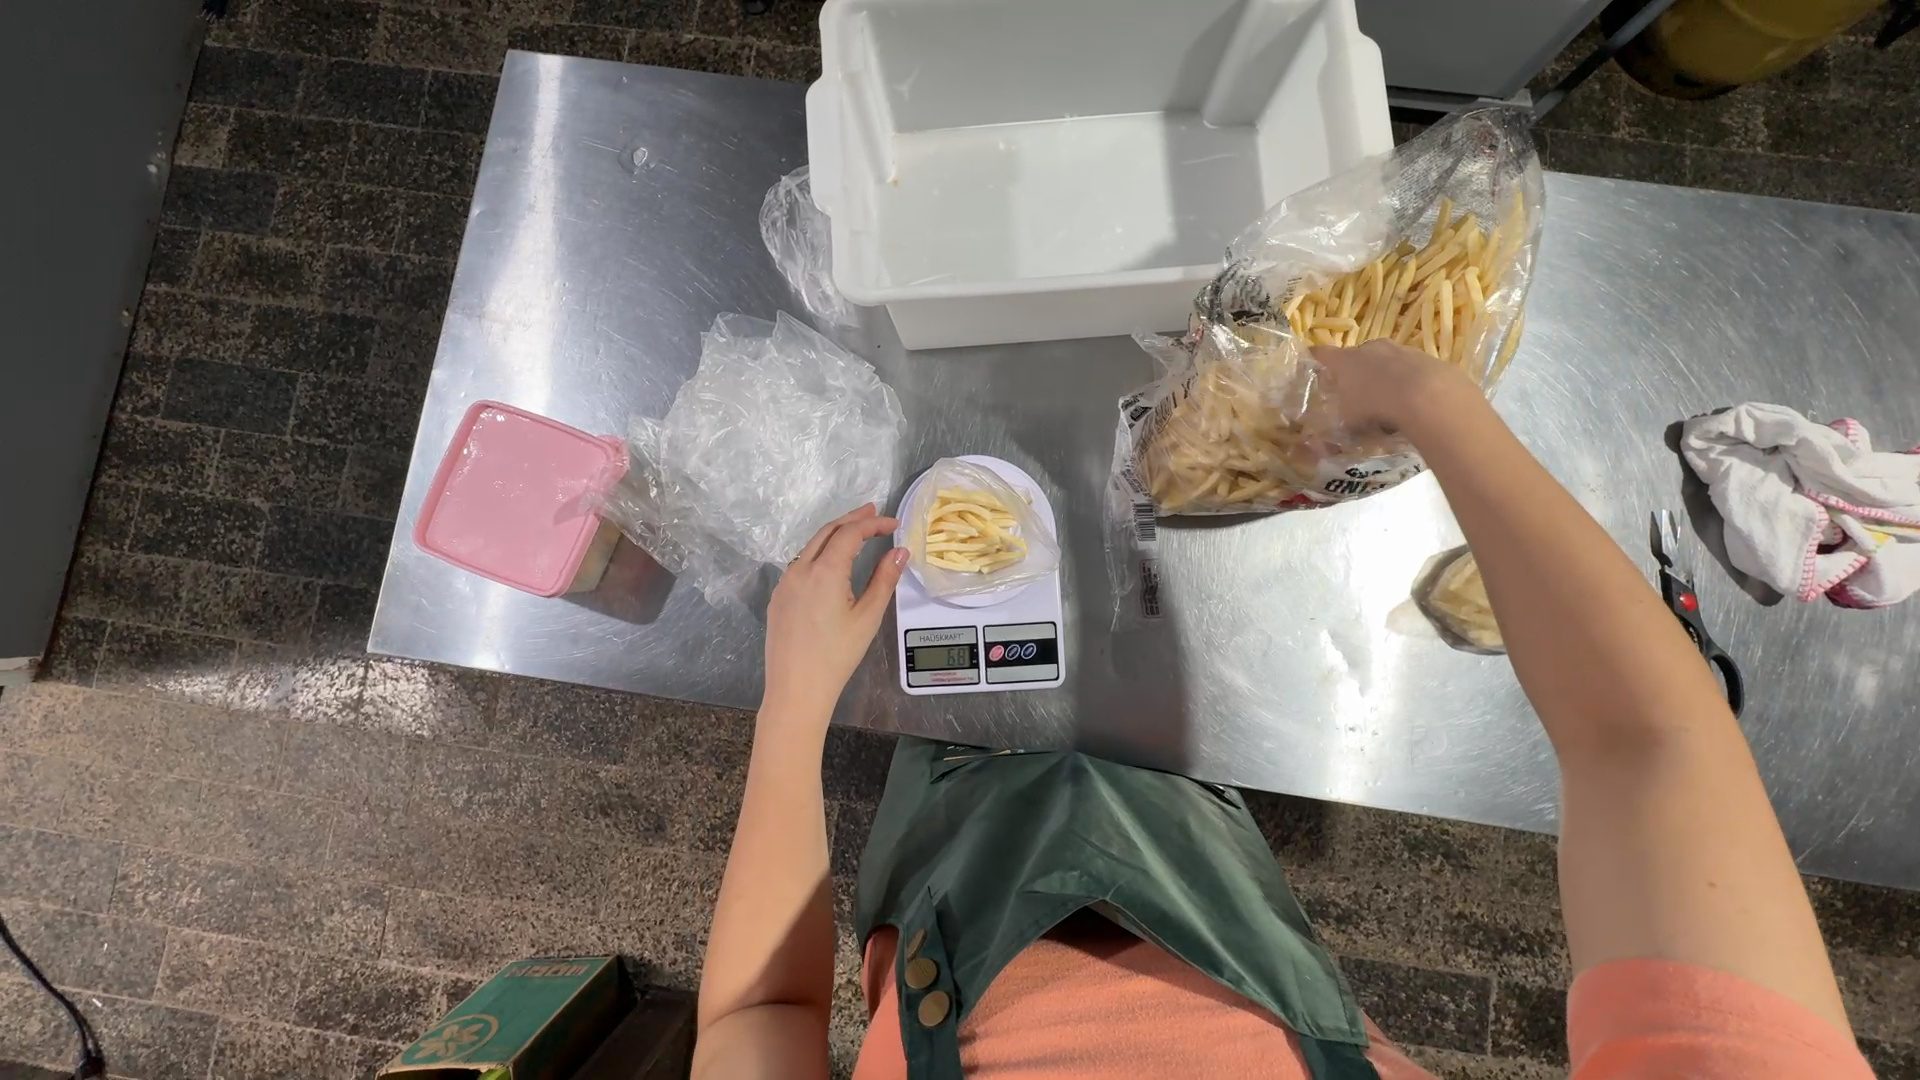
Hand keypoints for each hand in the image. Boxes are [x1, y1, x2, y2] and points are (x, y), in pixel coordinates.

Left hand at [763, 504, 908, 719]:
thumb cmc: (837, 656)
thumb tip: (900, 552)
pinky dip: (820, 553)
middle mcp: (800, 569)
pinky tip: (831, 563)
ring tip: (856, 532)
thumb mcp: (867, 617)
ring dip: (834, 535)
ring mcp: (785, 583)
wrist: (796, 688)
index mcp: (824, 571)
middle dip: (852, 519)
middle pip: (827, 531)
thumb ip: (884, 579)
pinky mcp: (778, 598)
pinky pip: (800, 564)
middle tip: (873, 512)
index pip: (850, 533)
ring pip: (811, 546)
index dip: (873, 523)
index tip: (893, 524)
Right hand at [1310, 340, 1474, 431]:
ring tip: (1386, 402)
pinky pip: (1409, 370)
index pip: (1322, 354)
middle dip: (1355, 372)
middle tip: (1355, 393)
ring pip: (1385, 362)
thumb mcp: (1348, 422)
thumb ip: (1337, 424)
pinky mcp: (1425, 357)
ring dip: (1383, 377)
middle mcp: (1370, 348)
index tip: (1310, 363)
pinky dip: (1406, 383)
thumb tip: (1325, 441)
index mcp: (1345, 360)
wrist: (1427, 395)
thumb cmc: (1374, 406)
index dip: (1315, 359)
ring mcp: (1400, 350)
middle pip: (1357, 356)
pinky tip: (1410, 403)